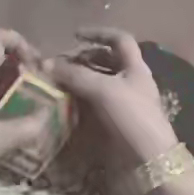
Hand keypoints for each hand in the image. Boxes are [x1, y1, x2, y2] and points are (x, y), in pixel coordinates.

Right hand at [46, 28, 178, 167]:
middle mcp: (130, 81)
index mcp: (135, 67)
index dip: (98, 33)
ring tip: (56, 82)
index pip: (119, 39)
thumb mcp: (103, 89)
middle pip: (106, 61)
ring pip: (97, 83)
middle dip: (82, 59)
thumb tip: (46, 63)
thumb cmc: (131, 117)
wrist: (147, 162)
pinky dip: (78, 100)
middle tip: (59, 64)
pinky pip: (93, 104)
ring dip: (77, 80)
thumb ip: (74, 75)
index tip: (74, 35)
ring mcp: (122, 103)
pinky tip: (63, 102)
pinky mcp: (114, 122)